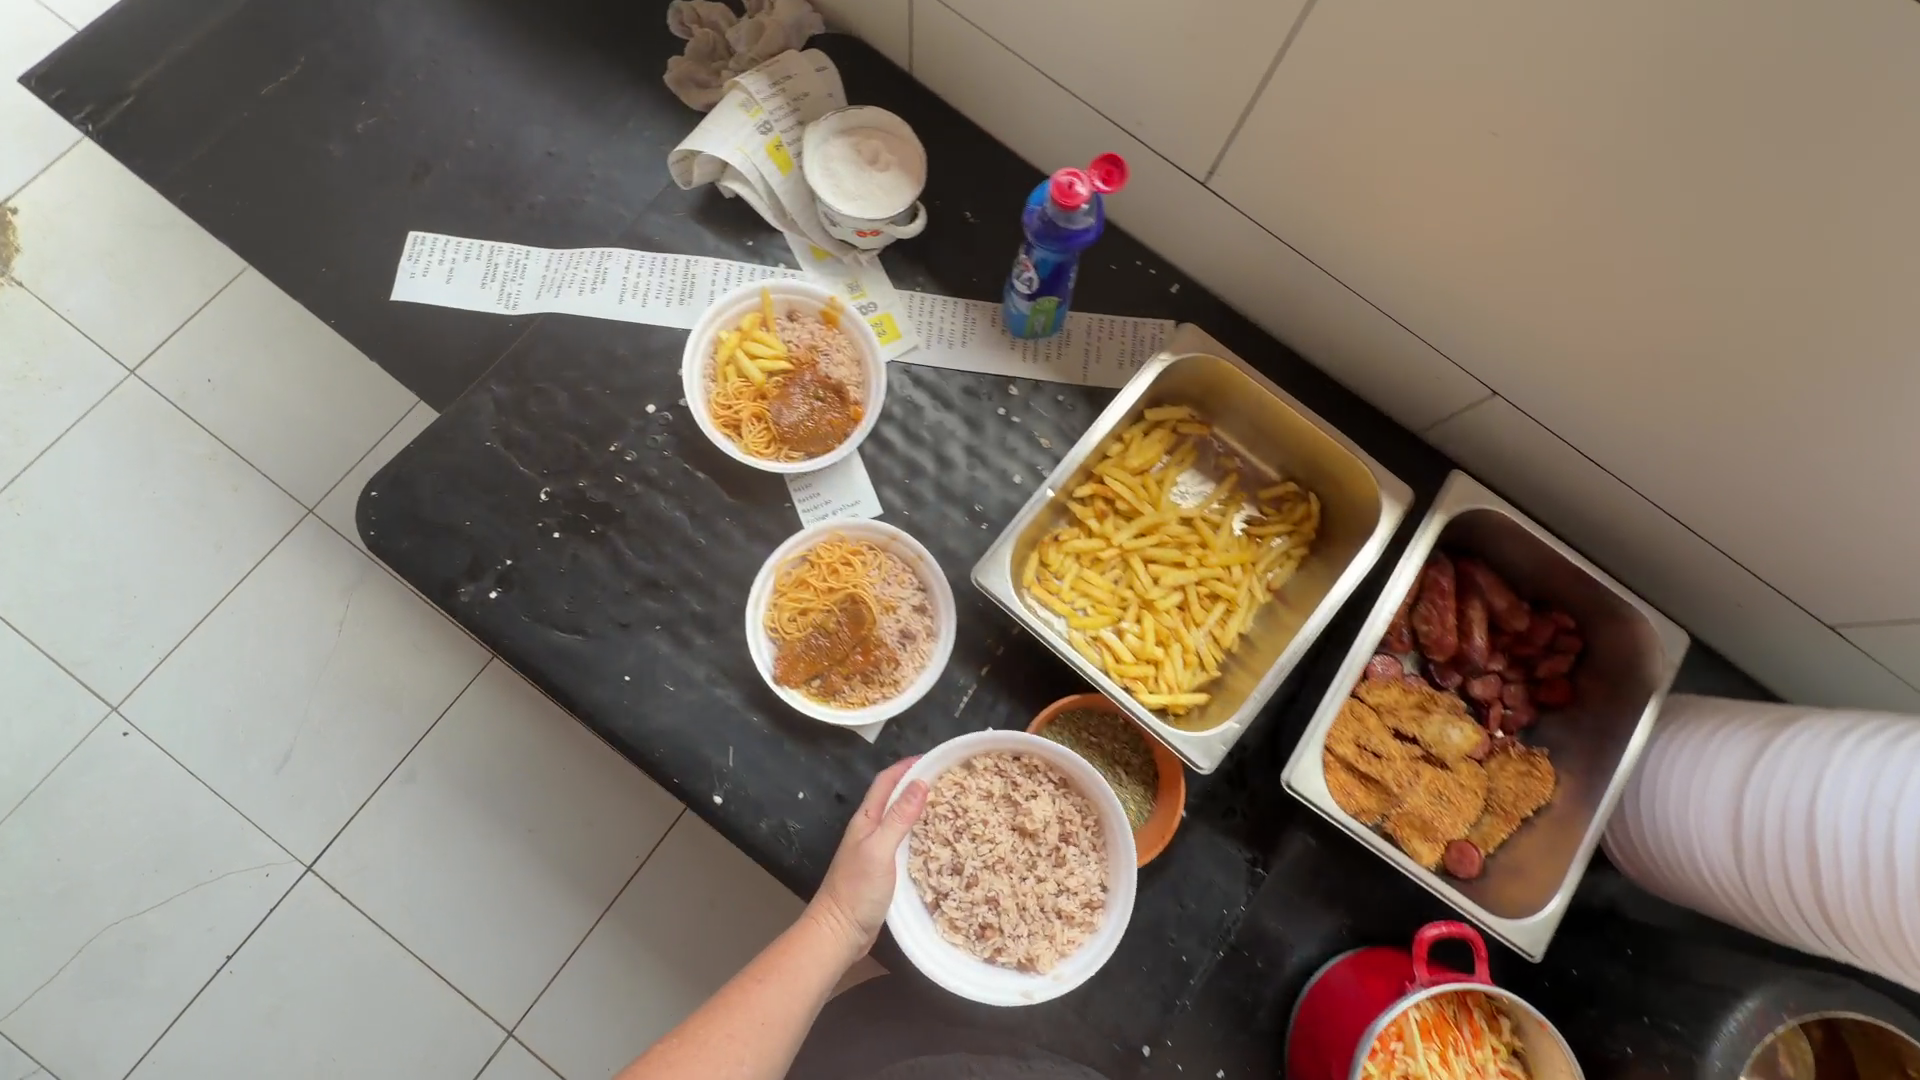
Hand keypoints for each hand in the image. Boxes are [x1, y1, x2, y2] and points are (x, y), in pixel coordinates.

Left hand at [805, 757, 927, 960]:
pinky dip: (919, 831)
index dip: (907, 766)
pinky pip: (903, 840)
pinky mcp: (883, 868)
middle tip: (946, 778)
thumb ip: (899, 817)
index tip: (933, 758)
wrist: (839, 932)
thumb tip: (921, 783)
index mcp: (866, 819)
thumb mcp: (880, 850)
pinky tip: (935, 839)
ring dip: (918, 805)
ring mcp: (875, 849)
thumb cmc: (856, 890)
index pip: (886, 781)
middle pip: (893, 796)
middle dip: (916, 782)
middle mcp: (870, 829)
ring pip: (899, 817)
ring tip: (946, 803)